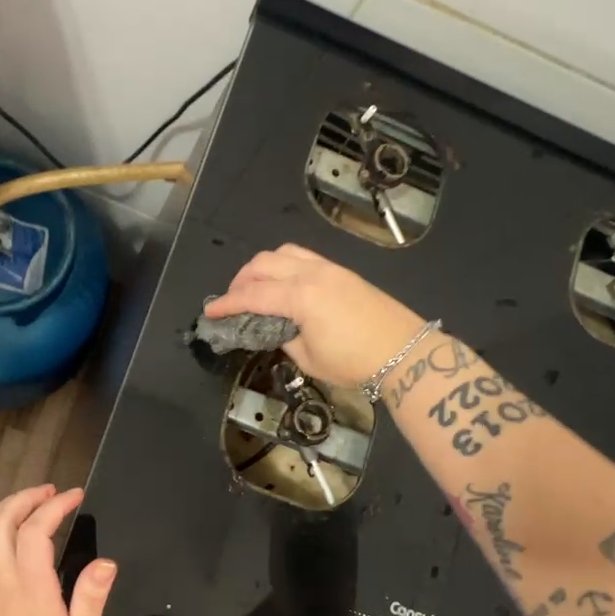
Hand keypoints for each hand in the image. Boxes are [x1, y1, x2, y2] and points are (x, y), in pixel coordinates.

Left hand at [0, 484, 116, 615]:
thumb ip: (90, 599)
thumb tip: (106, 562)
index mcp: (33, 592)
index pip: (35, 533)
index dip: (53, 507)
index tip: (75, 496)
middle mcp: (2, 586)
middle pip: (0, 526)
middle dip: (23, 500)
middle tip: (50, 493)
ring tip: (20, 502)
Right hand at [203, 244, 425, 387]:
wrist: (404, 350)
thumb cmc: (354, 362)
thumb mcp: (309, 359)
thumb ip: (284, 338)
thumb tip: (274, 328)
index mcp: (300, 297)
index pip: (252, 296)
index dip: (227, 304)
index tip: (210, 312)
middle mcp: (311, 274)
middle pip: (263, 264)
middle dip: (240, 281)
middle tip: (231, 301)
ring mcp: (328, 268)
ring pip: (283, 252)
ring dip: (262, 267)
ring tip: (255, 288)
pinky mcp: (341, 271)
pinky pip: (302, 257)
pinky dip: (283, 265)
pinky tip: (281, 284)